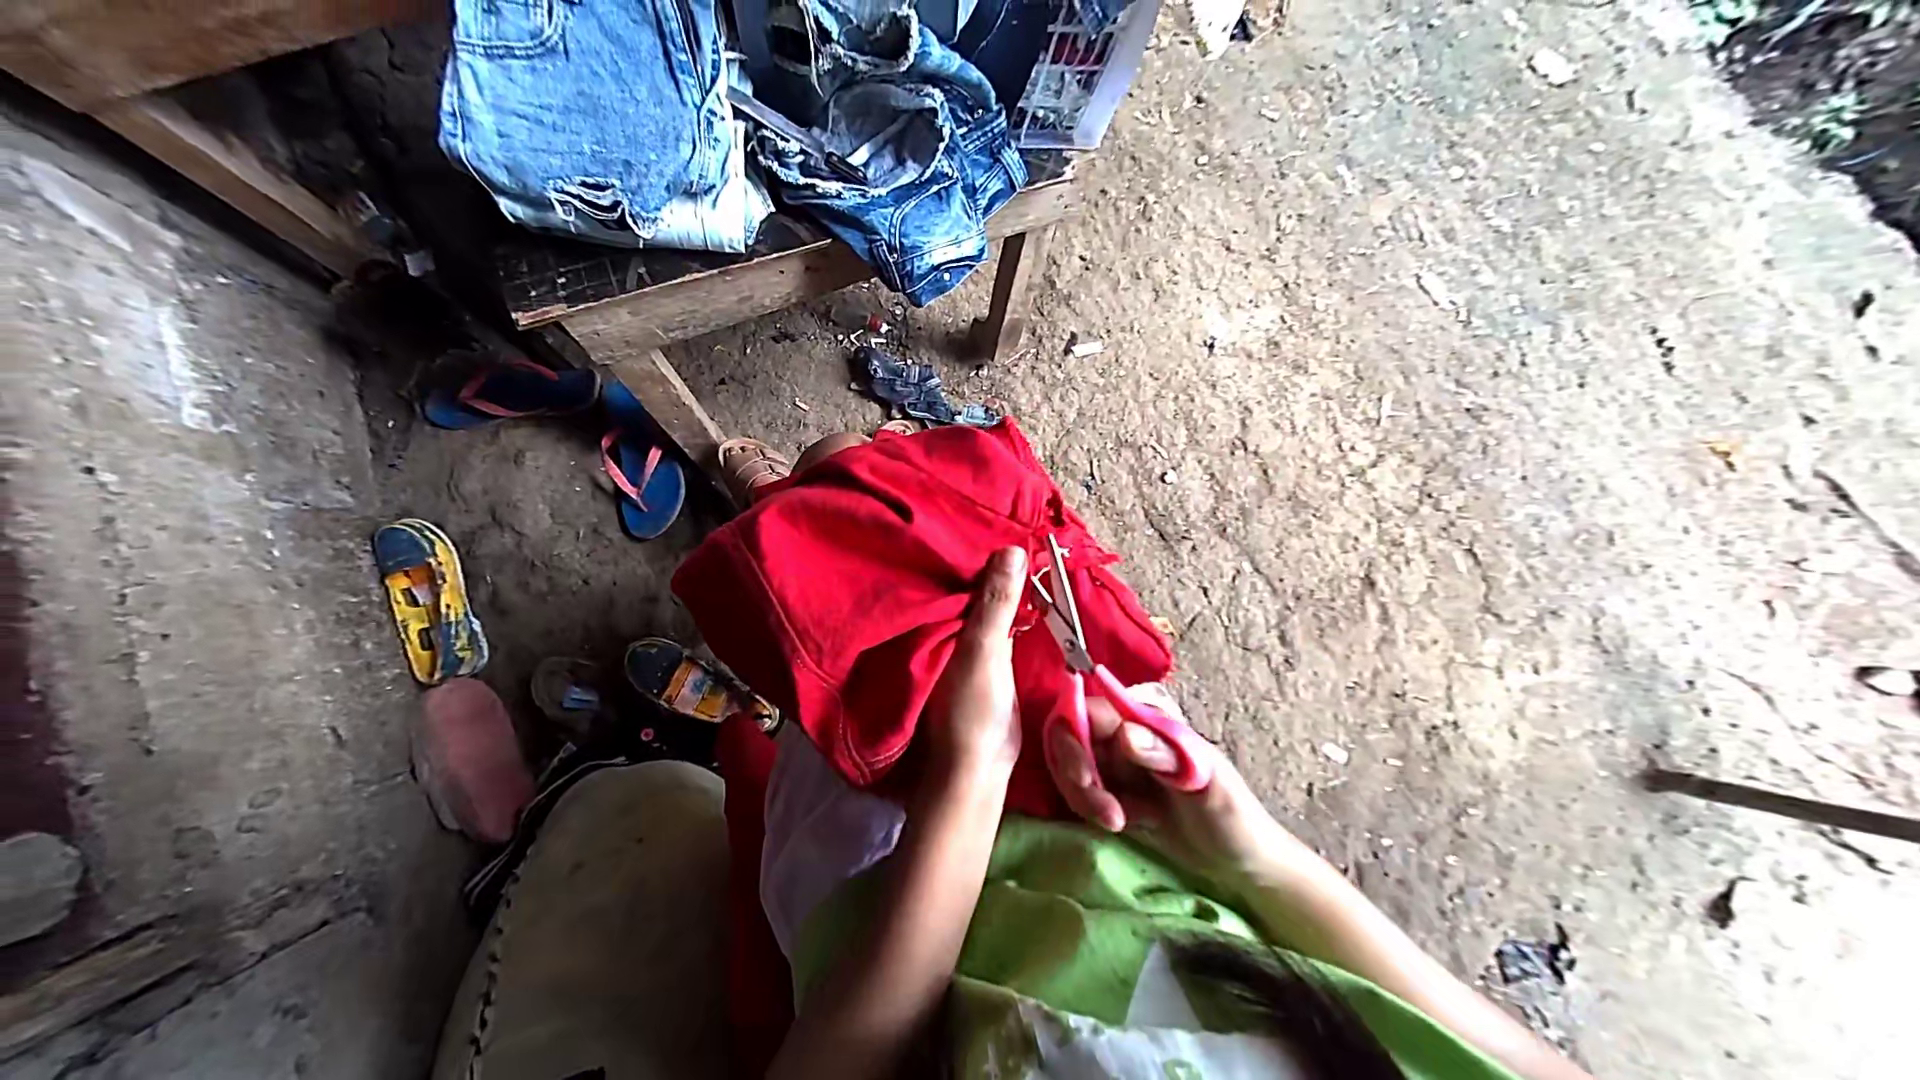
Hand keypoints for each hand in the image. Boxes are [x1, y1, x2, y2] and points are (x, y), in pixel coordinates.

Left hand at [922, 546, 1027, 789]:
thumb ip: (996, 603)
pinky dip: (1020, 612)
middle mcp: (954, 628)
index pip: (962, 574)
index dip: (983, 550)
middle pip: (980, 588)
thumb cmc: (972, 707)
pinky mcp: (994, 661)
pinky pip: (1006, 626)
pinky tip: (1039, 597)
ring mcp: (974, 645)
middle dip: (1001, 566)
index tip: (1009, 520)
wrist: (980, 765)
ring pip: (995, 606)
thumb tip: (1013, 549)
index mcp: (943, 621)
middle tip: (1033, 531)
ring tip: (1041, 555)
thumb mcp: (984, 649)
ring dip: (1013, 588)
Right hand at [1046, 688, 1305, 891]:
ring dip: (1083, 796)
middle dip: (1075, 772)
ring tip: (1117, 823)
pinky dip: (1087, 809)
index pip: (1092, 708)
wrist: (1241, 861)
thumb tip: (1124, 733)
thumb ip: (1167, 754)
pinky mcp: (1111, 792)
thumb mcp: (1208, 783)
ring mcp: (1116, 763)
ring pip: (1071, 765)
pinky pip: (1079, 791)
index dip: (1074, 734)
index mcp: (1148, 719)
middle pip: (1071, 735)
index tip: (1085, 775)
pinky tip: (1119, 825)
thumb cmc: (1233, 813)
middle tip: (1105, 810)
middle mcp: (1125, 733)